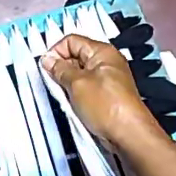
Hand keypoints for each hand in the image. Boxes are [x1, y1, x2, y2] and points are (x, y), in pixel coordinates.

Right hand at [40, 34, 157, 151]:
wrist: (128, 135)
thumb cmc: (112, 108)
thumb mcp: (77, 84)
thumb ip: (60, 69)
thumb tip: (49, 60)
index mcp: (102, 52)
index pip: (71, 41)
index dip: (56, 51)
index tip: (47, 66)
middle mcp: (107, 63)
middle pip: (75, 58)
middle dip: (62, 70)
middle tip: (56, 83)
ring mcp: (107, 81)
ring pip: (78, 76)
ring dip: (69, 87)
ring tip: (69, 98)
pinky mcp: (106, 97)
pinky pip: (85, 91)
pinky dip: (77, 98)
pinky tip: (76, 107)